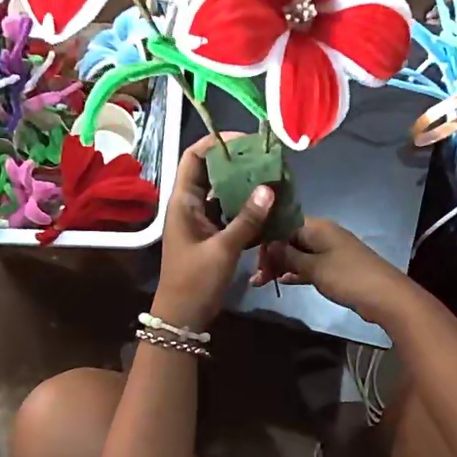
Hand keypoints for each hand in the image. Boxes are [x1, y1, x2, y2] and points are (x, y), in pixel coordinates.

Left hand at [152, 135, 274, 329]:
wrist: (182, 317)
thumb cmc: (195, 281)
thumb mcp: (222, 249)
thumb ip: (247, 219)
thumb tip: (269, 188)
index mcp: (183, 202)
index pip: (194, 158)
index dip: (216, 143)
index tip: (246, 139)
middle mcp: (191, 206)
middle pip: (212, 173)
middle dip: (238, 164)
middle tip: (268, 159)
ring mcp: (202, 222)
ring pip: (224, 194)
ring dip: (246, 187)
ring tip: (273, 180)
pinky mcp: (212, 237)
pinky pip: (231, 215)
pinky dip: (248, 210)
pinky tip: (270, 209)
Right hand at [261, 218, 417, 324]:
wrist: (385, 296)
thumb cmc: (347, 277)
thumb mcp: (314, 267)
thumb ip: (289, 256)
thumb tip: (269, 245)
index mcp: (318, 227)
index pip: (283, 225)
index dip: (266, 239)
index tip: (251, 255)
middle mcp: (323, 234)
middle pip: (290, 239)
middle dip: (272, 255)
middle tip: (256, 276)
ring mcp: (331, 251)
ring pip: (299, 254)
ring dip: (281, 266)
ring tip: (261, 282)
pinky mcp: (336, 268)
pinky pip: (309, 266)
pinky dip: (296, 273)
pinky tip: (281, 282)